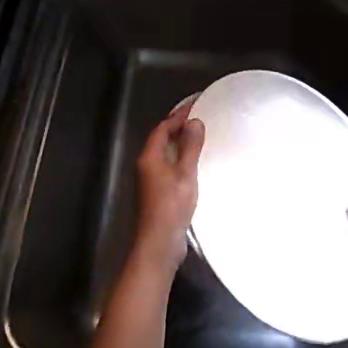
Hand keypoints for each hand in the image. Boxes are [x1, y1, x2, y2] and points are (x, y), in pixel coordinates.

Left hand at [132, 96, 204, 273]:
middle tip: (201, 115)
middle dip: (179, 125)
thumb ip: (190, 147)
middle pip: (162, 138)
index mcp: (149, 156)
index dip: (179, 114)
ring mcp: (151, 179)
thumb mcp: (185, 173)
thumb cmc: (171, 206)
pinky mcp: (158, 191)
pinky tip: (195, 160)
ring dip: (181, 141)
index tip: (197, 103)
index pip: (163, 127)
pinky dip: (181, 156)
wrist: (159, 244)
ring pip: (166, 152)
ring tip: (201, 133)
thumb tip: (194, 122)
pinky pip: (170, 164)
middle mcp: (146, 164)